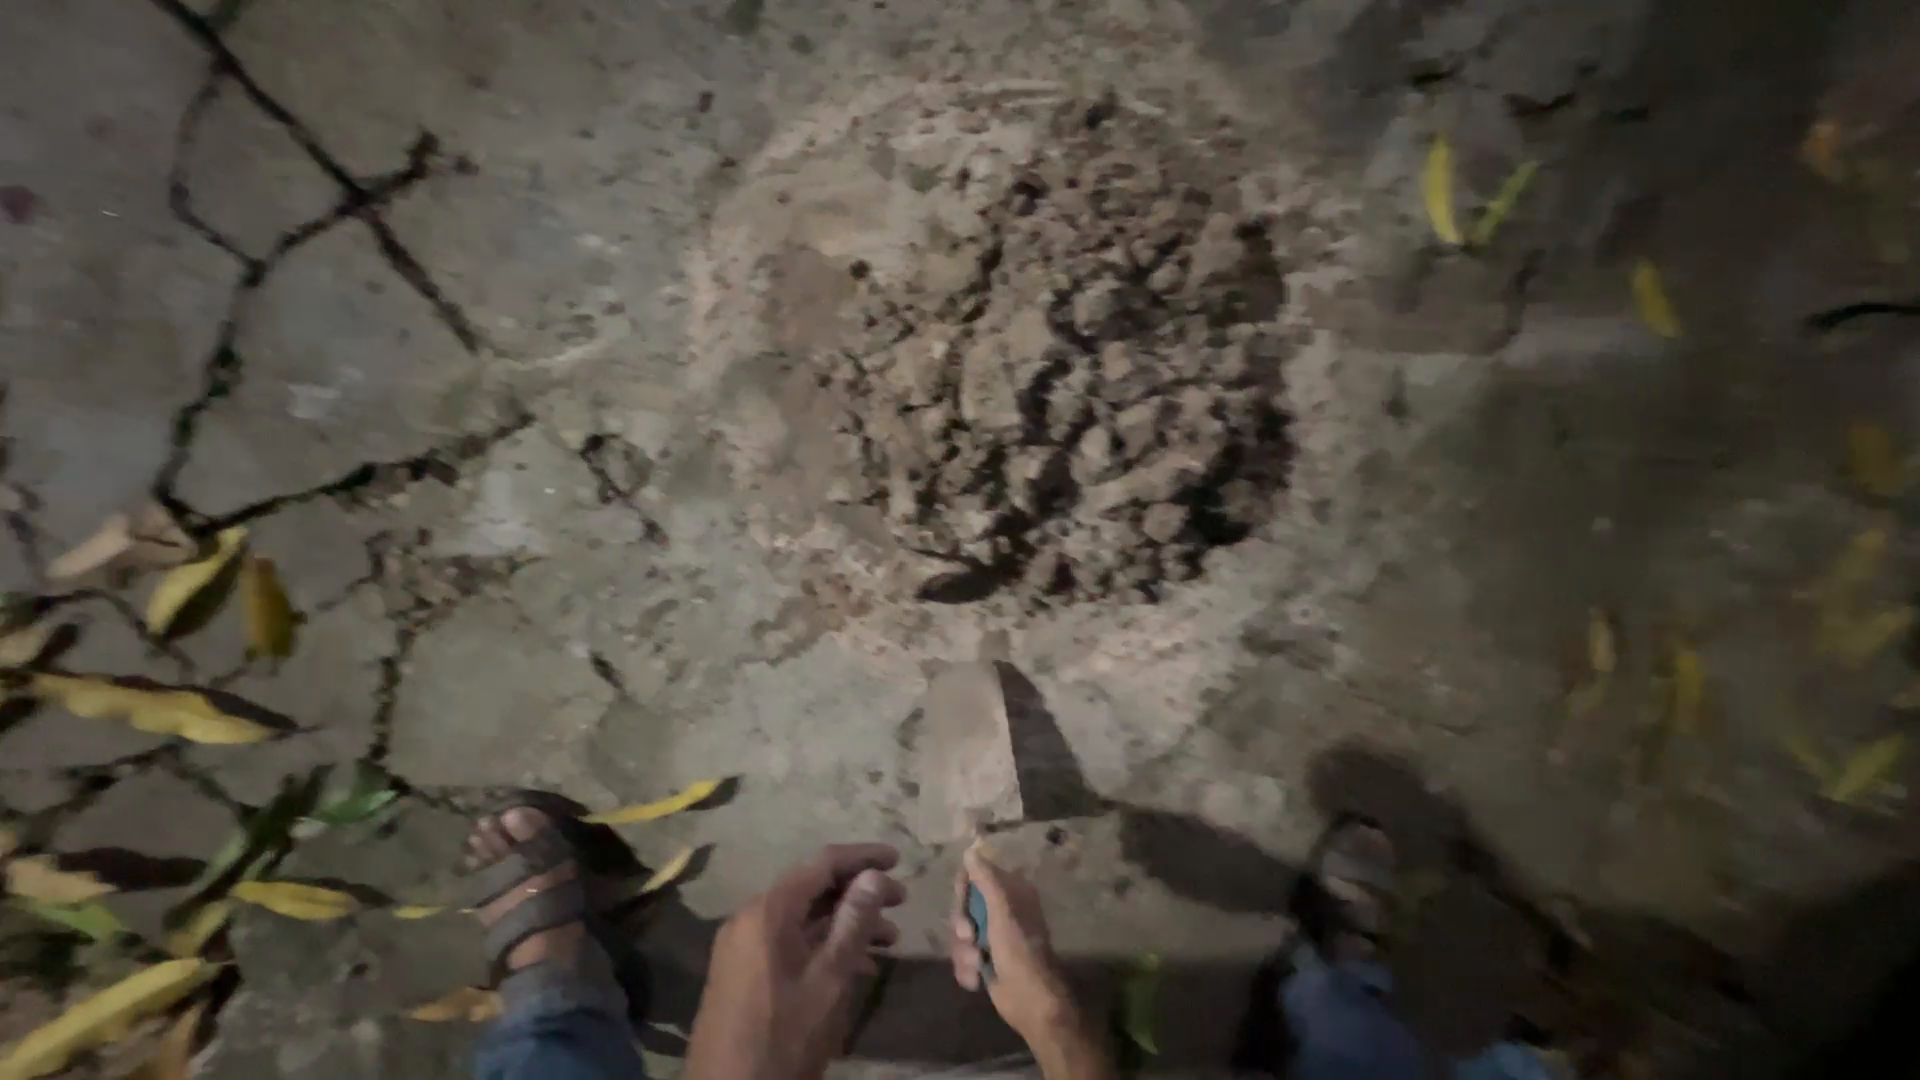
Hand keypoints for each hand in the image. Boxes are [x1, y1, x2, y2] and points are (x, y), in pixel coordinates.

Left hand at [686, 844, 905, 1079]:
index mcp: (768, 911)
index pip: (822, 863)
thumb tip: (874, 875)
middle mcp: (751, 918)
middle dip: (859, 892)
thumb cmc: (784, 1038)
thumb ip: (854, 922)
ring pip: (803, 918)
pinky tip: (857, 965)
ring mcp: (743, 946)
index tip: (899, 859)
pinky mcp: (742, 972)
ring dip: (845, 922)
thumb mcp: (830, 980)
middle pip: (812, 888)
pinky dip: (823, 944)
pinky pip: (789, 941)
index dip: (863, 857)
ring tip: (889, 940)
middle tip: (901, 902)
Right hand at [950, 844, 1078, 1044]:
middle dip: (962, 925)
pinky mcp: (985, 960)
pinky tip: (975, 978)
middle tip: (969, 936)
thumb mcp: (1002, 910)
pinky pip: (962, 956)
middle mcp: (1001, 911)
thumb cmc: (1019, 950)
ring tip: (975, 963)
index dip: (965, 889)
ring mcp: (992, 936)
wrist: (1029, 1000)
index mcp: (1011, 893)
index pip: (977, 876)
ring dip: (963, 951)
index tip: (963, 901)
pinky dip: (965, 968)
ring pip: (960, 934)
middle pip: (964, 906)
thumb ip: (986, 879)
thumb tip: (970, 851)